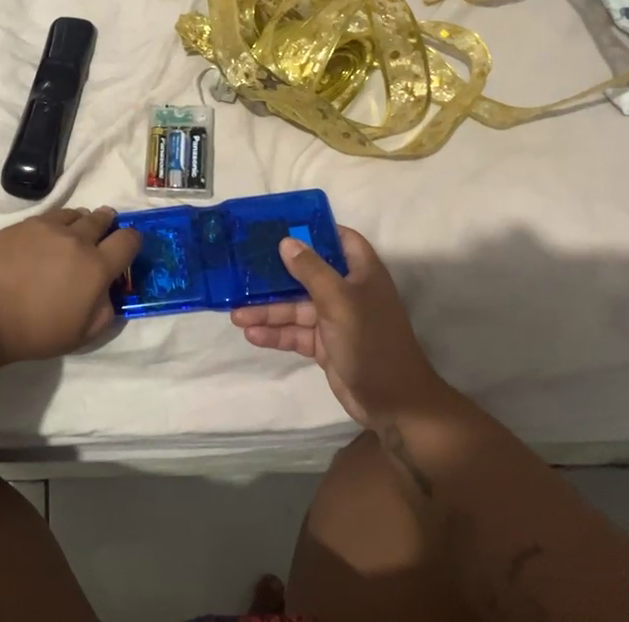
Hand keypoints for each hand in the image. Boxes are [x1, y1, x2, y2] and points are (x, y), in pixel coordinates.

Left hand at [0, 207, 141, 363]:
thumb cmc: (33, 332)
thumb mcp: (81, 335)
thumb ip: (105, 312)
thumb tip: (108, 293)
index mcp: (96, 267)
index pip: (128, 240)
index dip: (133, 241)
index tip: (128, 247)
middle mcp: (76, 239)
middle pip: (102, 219)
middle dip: (108, 224)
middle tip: (103, 234)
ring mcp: (46, 228)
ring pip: (74, 214)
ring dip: (80, 222)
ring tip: (73, 235)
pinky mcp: (21, 225)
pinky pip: (48, 217)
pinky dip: (54, 225)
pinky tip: (44, 240)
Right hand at [230, 226, 447, 425]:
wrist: (393, 402)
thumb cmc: (371, 341)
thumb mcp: (339, 301)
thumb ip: (311, 270)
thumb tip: (286, 242)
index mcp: (361, 273)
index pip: (340, 240)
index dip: (315, 230)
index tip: (281, 227)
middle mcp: (348, 292)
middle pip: (307, 275)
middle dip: (275, 276)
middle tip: (242, 272)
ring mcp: (335, 320)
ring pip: (295, 308)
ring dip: (268, 311)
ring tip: (235, 315)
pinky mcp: (324, 345)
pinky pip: (294, 333)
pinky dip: (274, 333)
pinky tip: (251, 334)